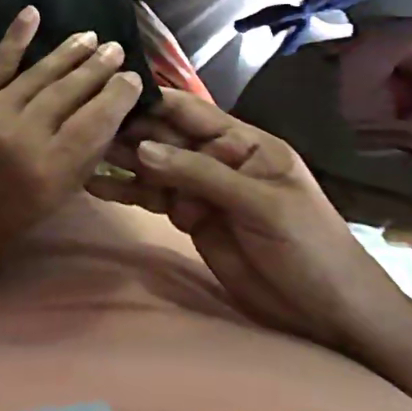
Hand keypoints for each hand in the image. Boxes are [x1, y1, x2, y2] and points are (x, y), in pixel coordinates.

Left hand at [0, 6, 143, 259]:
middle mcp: (23, 136)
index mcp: (51, 168)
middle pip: (68, 92)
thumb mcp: (60, 193)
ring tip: (90, 37)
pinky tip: (33, 14)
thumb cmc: (12, 213)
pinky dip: (15, 37)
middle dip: (97, 68)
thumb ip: (85, 154)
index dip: (117, 95)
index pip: (95, 121)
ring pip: (38, 74)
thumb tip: (111, 110)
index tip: (133, 77)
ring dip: (68, 53)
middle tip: (116, 48)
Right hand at [85, 90, 411, 354]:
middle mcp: (215, 159)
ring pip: (150, 165)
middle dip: (125, 129)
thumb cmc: (313, 251)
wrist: (334, 319)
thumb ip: (202, 174)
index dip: (150, 100)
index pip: (188, 111)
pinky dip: (124, 190)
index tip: (108, 91)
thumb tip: (142, 149)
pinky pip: (149, 196)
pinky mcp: (187, 217)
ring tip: (77, 151)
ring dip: (117, 158)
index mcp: (243, 144)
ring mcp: (200, 189)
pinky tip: (93, 184)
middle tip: (79, 123)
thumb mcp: (264, 206)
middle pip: (162, 135)